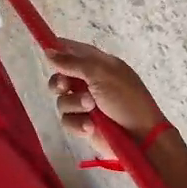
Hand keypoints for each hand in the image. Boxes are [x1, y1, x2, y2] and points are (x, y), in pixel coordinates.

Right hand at [47, 39, 164, 160]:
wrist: (141, 138)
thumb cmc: (126, 99)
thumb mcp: (101, 74)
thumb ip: (72, 62)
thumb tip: (48, 50)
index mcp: (98, 65)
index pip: (73, 51)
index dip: (59, 49)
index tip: (45, 51)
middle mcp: (89, 82)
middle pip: (60, 76)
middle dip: (59, 82)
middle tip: (65, 86)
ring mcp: (85, 105)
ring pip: (62, 100)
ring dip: (75, 103)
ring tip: (91, 108)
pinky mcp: (83, 125)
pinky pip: (67, 120)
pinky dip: (78, 123)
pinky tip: (90, 126)